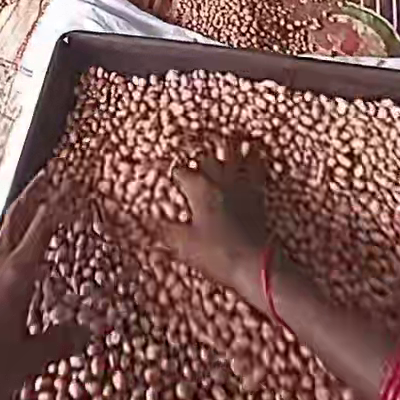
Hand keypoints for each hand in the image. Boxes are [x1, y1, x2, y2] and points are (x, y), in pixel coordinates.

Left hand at [0, 174, 85, 399]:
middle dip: (34, 192)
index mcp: (16, 272)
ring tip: (32, 197)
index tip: (71, 186)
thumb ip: (60, 341)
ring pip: (4, 225)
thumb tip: (89, 331)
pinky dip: (8, 228)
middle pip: (17, 215)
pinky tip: (11, 237)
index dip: (57, 204)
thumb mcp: (29, 358)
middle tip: (50, 175)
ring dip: (19, 207)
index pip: (41, 226)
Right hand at [159, 139, 271, 307]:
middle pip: (206, 158)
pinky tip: (255, 148)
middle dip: (198, 154)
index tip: (163, 169)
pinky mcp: (257, 195)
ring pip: (233, 155)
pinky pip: (256, 168)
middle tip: (191, 148)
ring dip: (228, 145)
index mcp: (199, 188)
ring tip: (226, 133)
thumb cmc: (218, 254)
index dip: (170, 170)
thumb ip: (163, 231)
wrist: (256, 266)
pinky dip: (254, 156)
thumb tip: (143, 221)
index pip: (179, 171)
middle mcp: (219, 180)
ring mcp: (240, 185)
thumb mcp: (184, 245)